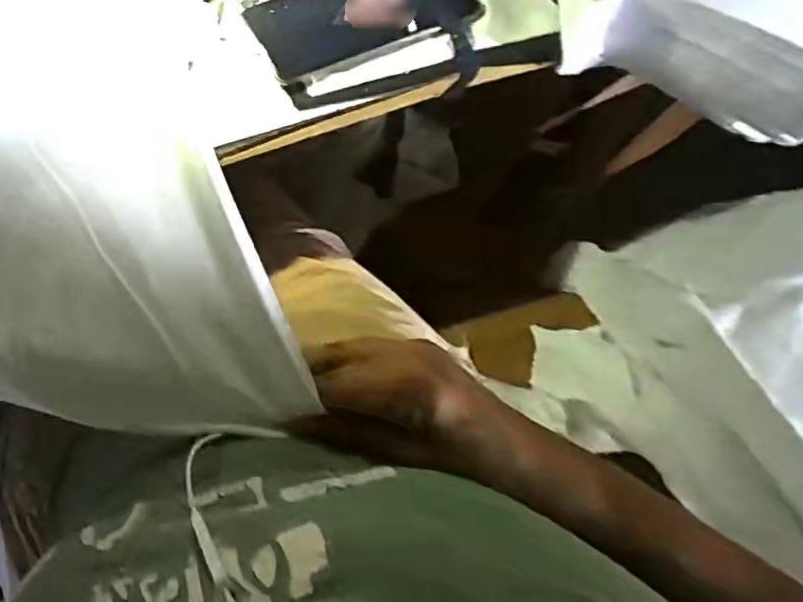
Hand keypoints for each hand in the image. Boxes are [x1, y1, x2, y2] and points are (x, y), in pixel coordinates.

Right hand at [291, 337, 538, 487]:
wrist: (520, 448)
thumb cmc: (465, 462)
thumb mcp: (403, 454)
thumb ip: (347, 432)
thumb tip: (294, 423)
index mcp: (411, 385)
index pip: (340, 385)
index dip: (307, 397)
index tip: (281, 410)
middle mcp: (406, 352)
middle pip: (336, 356)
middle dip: (308, 375)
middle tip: (286, 395)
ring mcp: (409, 341)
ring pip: (346, 347)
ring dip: (324, 366)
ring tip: (307, 388)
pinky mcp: (410, 339)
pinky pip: (363, 346)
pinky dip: (345, 361)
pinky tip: (339, 378)